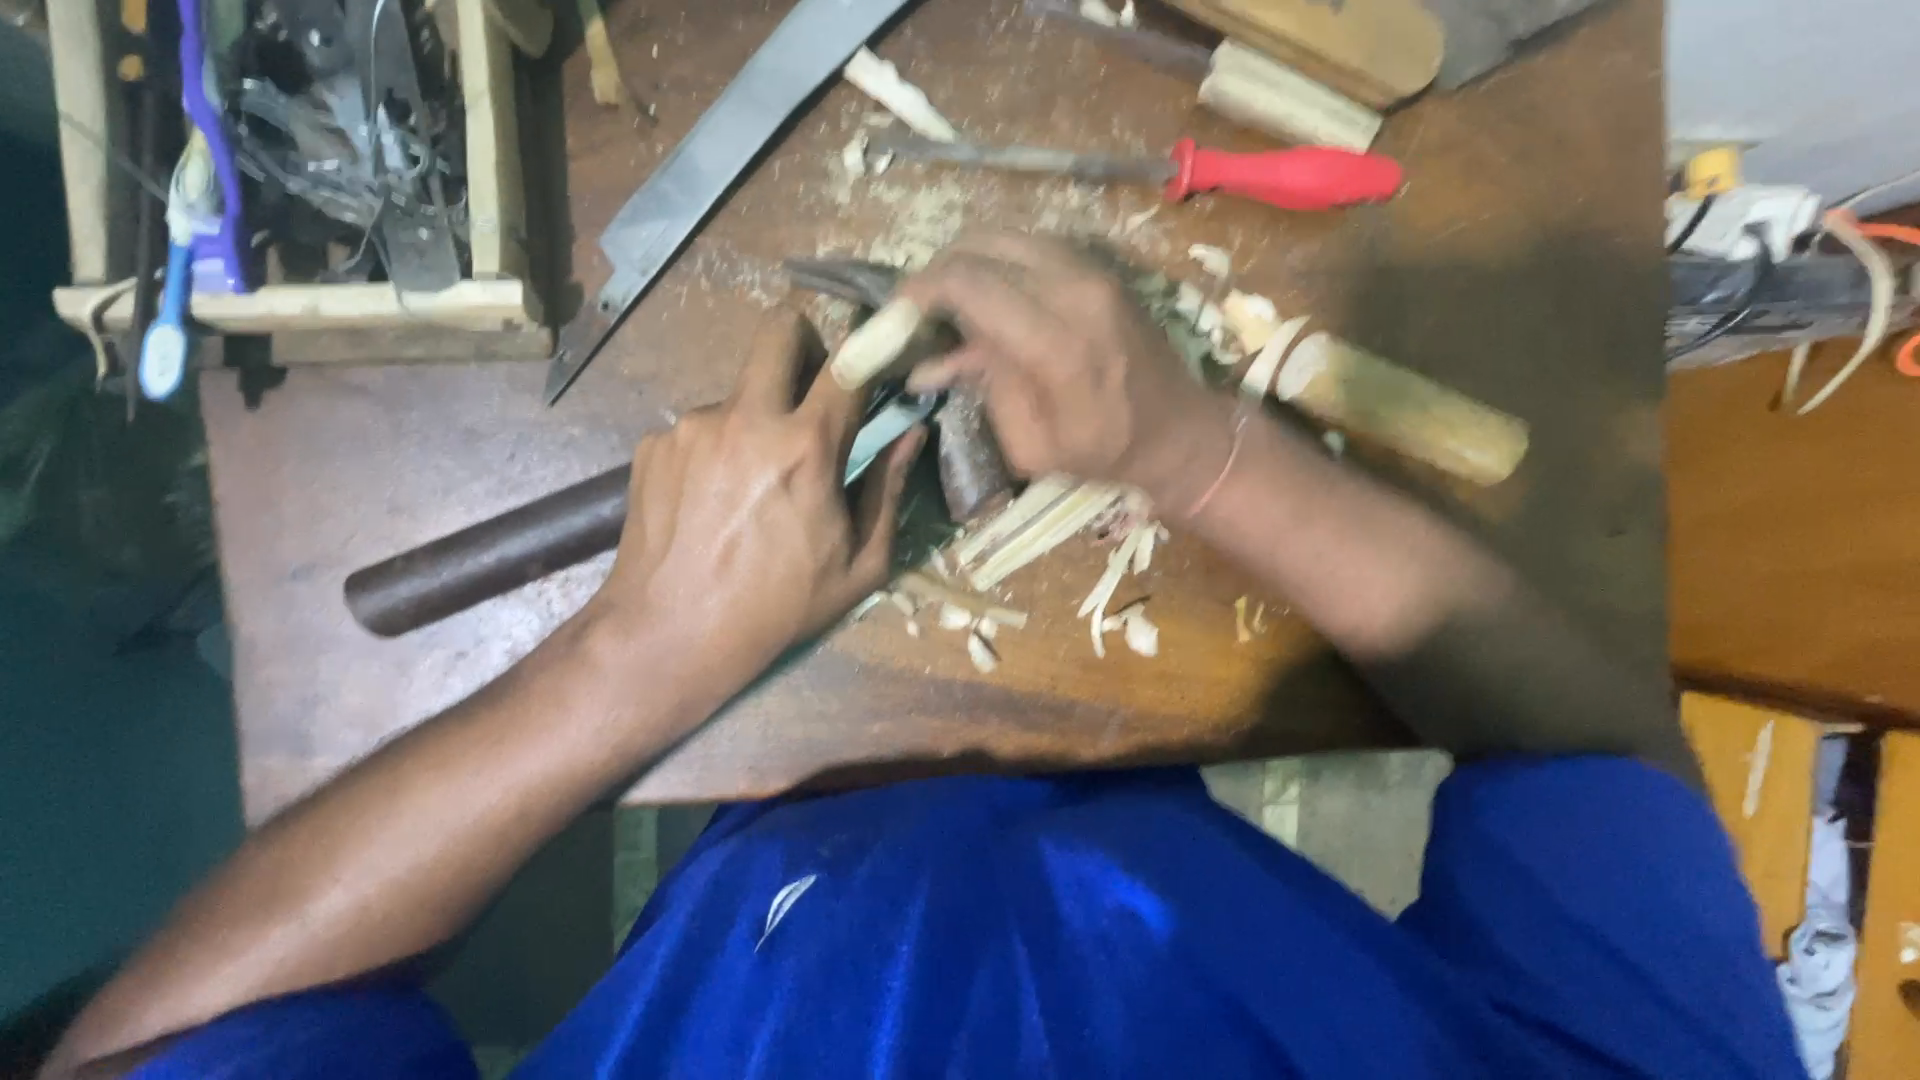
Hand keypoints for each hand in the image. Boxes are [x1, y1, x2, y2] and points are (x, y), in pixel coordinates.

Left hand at [590, 311, 922, 690]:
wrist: (671, 634)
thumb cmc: (779, 606)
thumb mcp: (860, 565)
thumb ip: (889, 489)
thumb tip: (911, 435)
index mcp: (807, 447)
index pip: (849, 363)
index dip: (870, 352)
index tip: (875, 361)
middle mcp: (746, 418)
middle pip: (779, 329)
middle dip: (803, 344)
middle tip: (809, 390)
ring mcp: (691, 426)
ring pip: (738, 391)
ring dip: (755, 418)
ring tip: (749, 483)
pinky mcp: (653, 444)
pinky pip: (699, 427)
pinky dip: (715, 450)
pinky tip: (710, 501)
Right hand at [897, 233, 1232, 509]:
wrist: (1181, 430)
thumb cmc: (1104, 451)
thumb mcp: (1031, 446)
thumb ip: (982, 391)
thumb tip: (928, 364)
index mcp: (1056, 345)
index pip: (970, 284)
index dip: (921, 289)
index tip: (897, 310)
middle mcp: (1074, 292)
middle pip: (982, 248)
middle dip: (938, 272)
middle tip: (919, 308)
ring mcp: (1093, 272)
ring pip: (1006, 236)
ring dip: (968, 261)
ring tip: (950, 300)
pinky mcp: (1101, 267)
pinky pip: (1033, 243)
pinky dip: (1000, 259)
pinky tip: (990, 293)